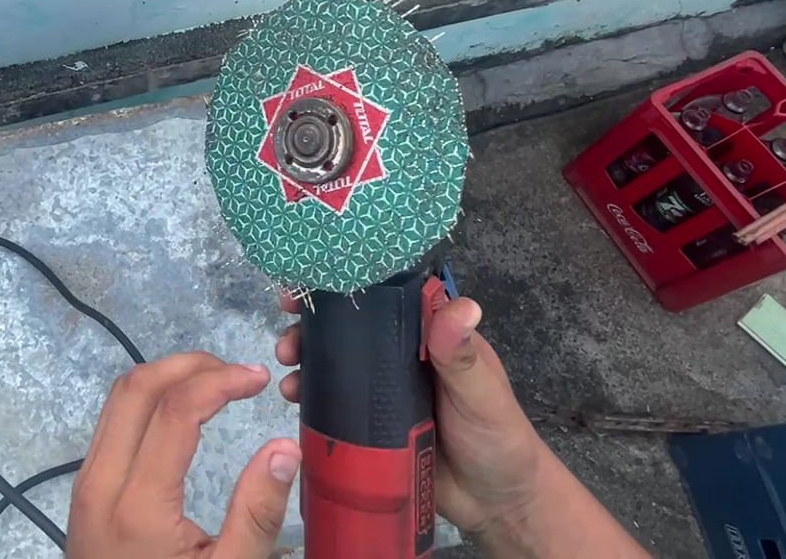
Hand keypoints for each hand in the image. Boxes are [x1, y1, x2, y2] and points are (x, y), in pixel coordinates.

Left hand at [67, 352, 303, 558]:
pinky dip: (147, 398)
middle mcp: (101, 480)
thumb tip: (285, 447)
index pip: (176, 409)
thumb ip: (255, 514)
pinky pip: (112, 420)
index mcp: (137, 505)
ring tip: (214, 381)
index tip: (257, 377)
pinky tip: (180, 409)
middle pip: (137, 387)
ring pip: (118, 397)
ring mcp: (85, 482)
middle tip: (235, 372)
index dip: (219, 381)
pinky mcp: (83, 488)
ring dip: (166, 375)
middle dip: (189, 365)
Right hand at [275, 292, 544, 534]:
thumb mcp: (481, 392)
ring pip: (333, 359)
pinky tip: (293, 397)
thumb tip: (463, 305)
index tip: (311, 279)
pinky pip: (333, 400)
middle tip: (288, 327)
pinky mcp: (367, 421)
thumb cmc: (497, 436)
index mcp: (425, 332)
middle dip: (312, 322)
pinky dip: (309, 394)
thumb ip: (462, 354)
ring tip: (288, 367)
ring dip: (305, 356)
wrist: (496, 506)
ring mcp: (379, 386)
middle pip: (347, 324)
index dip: (345, 283)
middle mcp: (397, 352)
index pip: (380, 295)